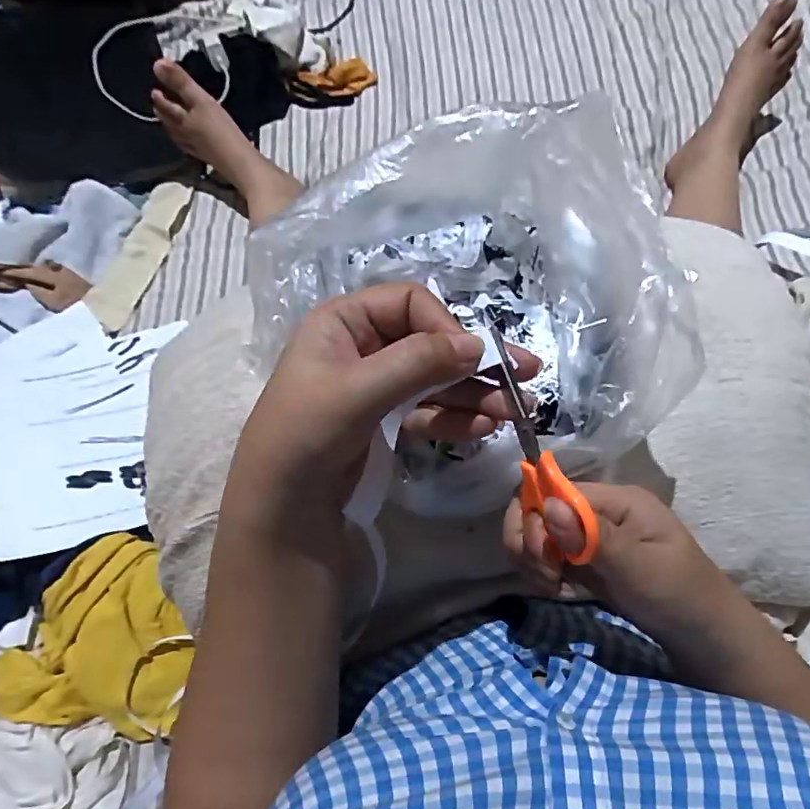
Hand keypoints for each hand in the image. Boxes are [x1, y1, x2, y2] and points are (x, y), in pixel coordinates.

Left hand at [228, 283, 538, 524]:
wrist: (281, 504)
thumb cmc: (307, 432)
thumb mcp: (358, 390)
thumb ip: (418, 363)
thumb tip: (476, 345)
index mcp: (343, 322)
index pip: (409, 304)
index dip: (445, 326)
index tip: (473, 357)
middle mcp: (361, 349)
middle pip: (430, 345)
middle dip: (476, 363)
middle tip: (528, 376)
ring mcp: (375, 389)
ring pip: (434, 383)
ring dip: (475, 395)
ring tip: (516, 412)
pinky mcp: (383, 425)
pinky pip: (427, 413)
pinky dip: (455, 419)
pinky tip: (484, 427)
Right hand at [503, 482, 728, 636]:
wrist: (700, 632)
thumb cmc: (678, 594)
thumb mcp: (638, 567)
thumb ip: (593, 536)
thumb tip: (549, 506)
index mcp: (616, 499)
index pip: (552, 491)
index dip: (537, 521)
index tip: (547, 561)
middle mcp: (597, 510)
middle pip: (536, 508)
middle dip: (530, 543)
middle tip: (548, 579)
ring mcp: (588, 534)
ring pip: (535, 533)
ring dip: (532, 560)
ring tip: (553, 588)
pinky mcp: (582, 558)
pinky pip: (545, 555)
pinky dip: (541, 573)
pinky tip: (558, 591)